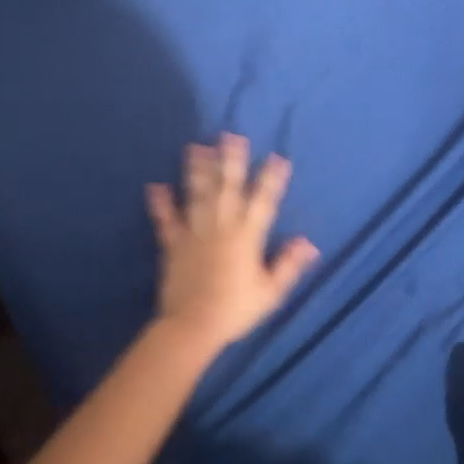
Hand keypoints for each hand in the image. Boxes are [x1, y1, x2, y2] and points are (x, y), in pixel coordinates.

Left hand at [145, 133, 318, 352]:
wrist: (191, 328)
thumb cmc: (235, 310)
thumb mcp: (270, 292)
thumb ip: (288, 265)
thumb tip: (309, 243)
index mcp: (246, 237)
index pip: (263, 202)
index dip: (271, 180)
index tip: (277, 157)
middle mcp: (221, 227)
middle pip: (227, 188)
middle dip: (231, 161)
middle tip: (231, 136)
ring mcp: (194, 233)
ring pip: (198, 195)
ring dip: (198, 170)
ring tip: (197, 147)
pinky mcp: (173, 245)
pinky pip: (166, 221)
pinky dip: (160, 204)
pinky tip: (155, 186)